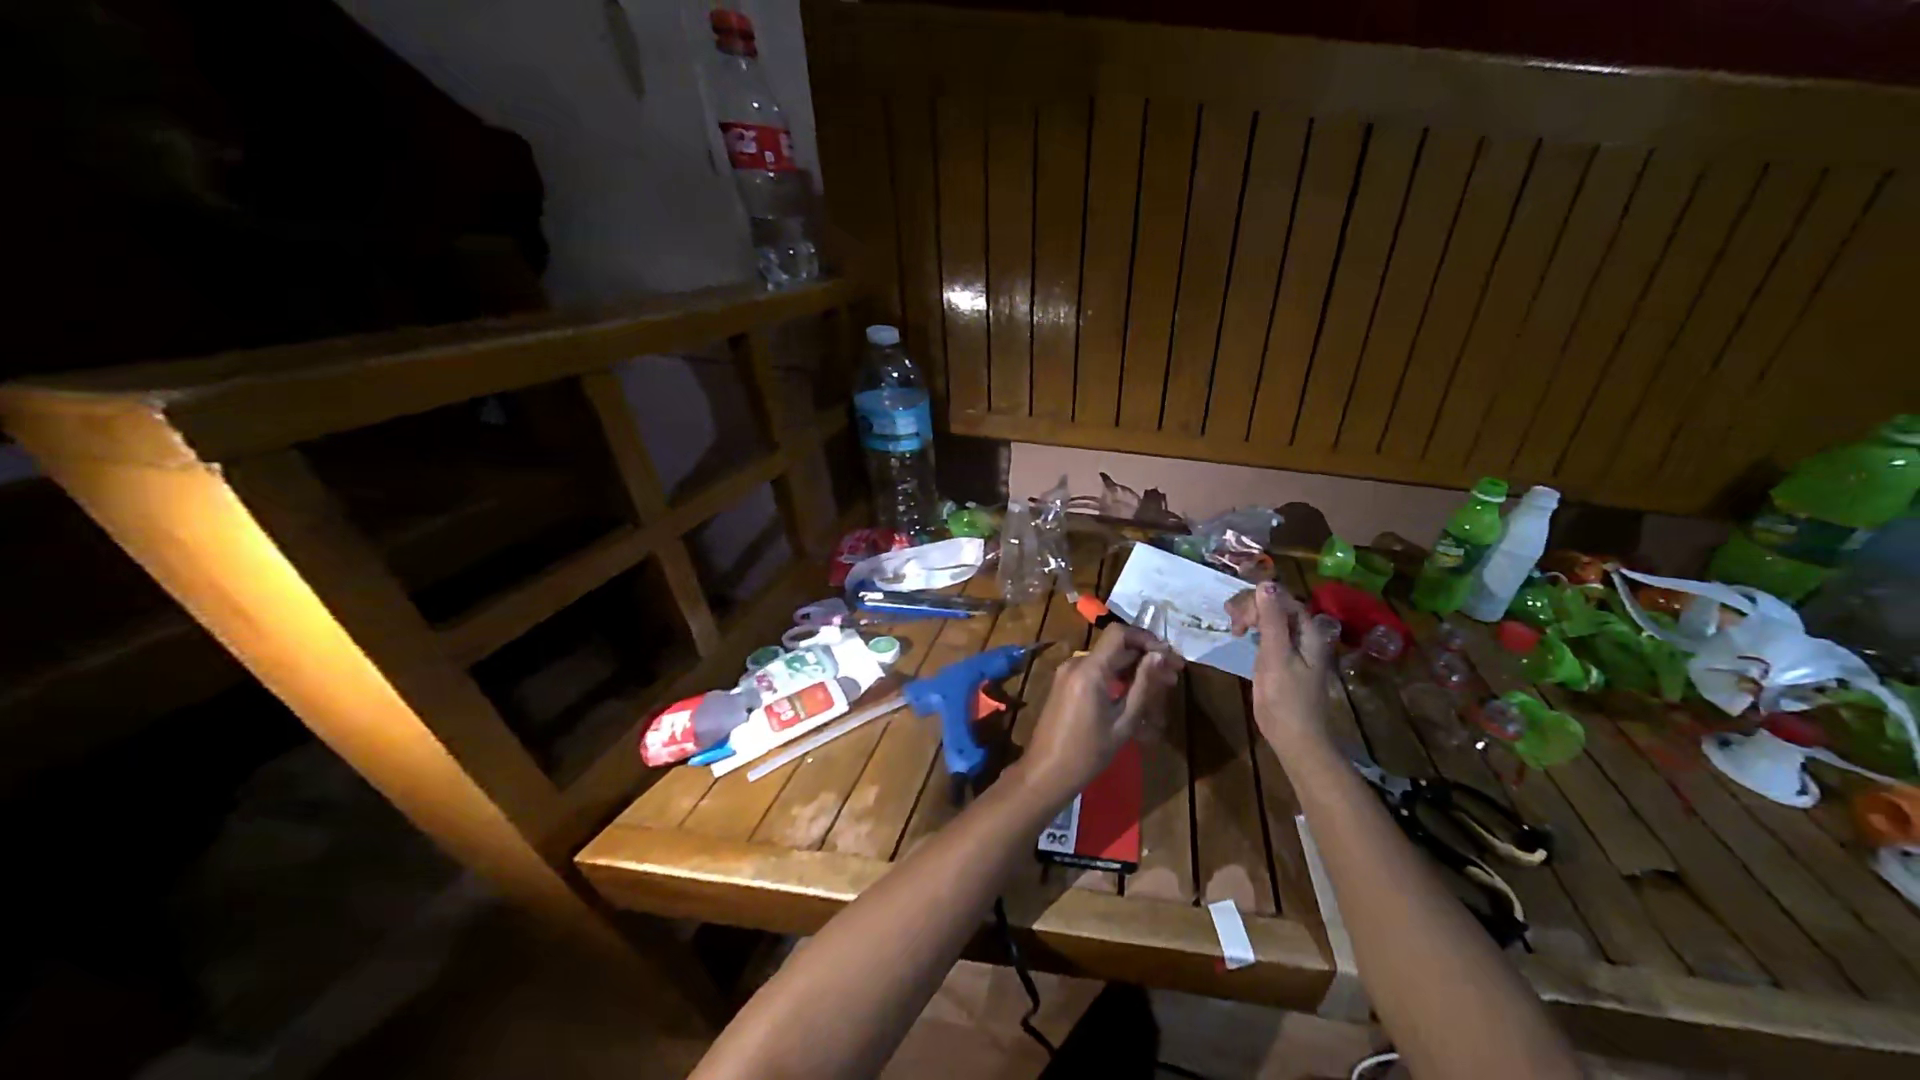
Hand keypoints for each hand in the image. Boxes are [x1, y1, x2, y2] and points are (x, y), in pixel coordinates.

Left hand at [1023, 624, 1182, 799]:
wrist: (1046, 772)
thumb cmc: (1088, 752)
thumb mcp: (1123, 721)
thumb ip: (1143, 685)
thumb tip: (1160, 655)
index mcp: (1089, 670)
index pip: (1119, 634)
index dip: (1147, 639)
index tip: (1169, 656)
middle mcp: (1076, 664)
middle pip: (1116, 648)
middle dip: (1146, 657)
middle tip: (1174, 675)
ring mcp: (1068, 673)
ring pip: (1107, 661)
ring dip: (1134, 669)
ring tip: (1161, 687)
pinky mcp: (1065, 684)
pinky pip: (1096, 673)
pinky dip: (1117, 678)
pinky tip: (1137, 694)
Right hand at [1228, 581, 1335, 749]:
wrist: (1294, 736)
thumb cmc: (1287, 697)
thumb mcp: (1277, 656)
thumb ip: (1271, 620)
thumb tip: (1266, 583)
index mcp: (1308, 631)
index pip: (1283, 599)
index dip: (1259, 600)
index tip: (1238, 615)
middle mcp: (1302, 634)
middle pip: (1276, 606)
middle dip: (1251, 607)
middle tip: (1232, 623)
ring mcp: (1291, 647)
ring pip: (1269, 618)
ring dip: (1249, 617)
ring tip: (1233, 629)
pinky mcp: (1279, 658)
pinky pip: (1265, 633)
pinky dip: (1251, 630)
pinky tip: (1240, 635)